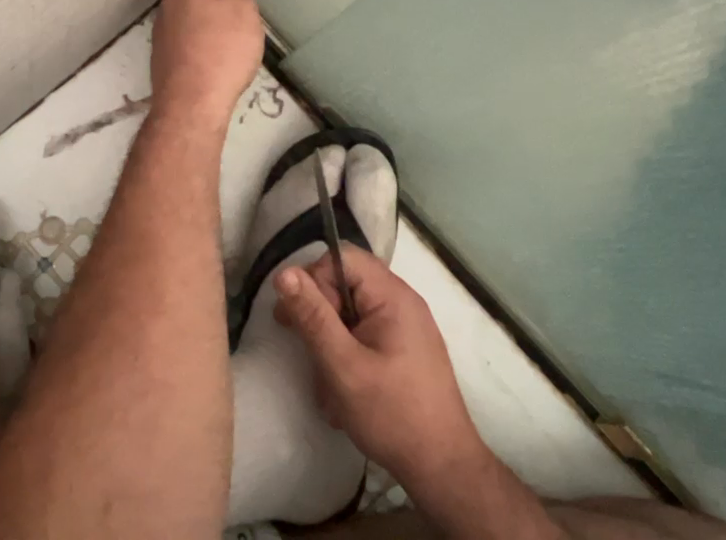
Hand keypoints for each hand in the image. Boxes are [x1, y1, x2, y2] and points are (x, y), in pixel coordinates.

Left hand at [149, 0, 261, 123]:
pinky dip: (197, 30)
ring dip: (204, 8)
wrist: (190, 105)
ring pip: (186, 6)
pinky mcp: (164, 52)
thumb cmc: (223, 52)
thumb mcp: (241, 9)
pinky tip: (213, 47)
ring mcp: (163, 27)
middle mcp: (170, 0)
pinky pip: (183, 30)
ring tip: (230, 23)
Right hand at [273, 246, 488, 493]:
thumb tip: (284, 273)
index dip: (313, 281)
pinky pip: (364, 336)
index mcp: (393, 296)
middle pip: (345, 284)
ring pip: (351, 315)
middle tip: (306, 351)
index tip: (297, 319)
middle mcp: (402, 302)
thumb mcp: (343, 366)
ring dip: (332, 344)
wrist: (442, 467)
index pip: (341, 259)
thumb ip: (313, 317)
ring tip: (329, 384)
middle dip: (320, 317)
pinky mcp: (403, 350)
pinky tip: (343, 392)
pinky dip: (347, 358)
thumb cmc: (391, 414)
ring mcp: (405, 327)